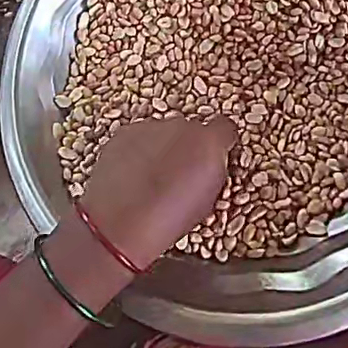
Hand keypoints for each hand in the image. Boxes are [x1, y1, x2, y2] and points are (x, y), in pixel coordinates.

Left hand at [77, 116, 236, 267]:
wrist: (121, 221)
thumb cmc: (170, 218)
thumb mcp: (207, 201)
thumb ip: (214, 172)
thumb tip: (212, 163)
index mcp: (210, 142)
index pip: (226, 128)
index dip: (220, 142)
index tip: (214, 157)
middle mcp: (181, 125)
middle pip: (191, 128)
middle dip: (189, 146)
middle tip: (180, 173)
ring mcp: (150, 126)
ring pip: (162, 132)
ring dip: (162, 147)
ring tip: (152, 177)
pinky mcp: (124, 133)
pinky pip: (138, 137)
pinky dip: (138, 150)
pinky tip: (133, 174)